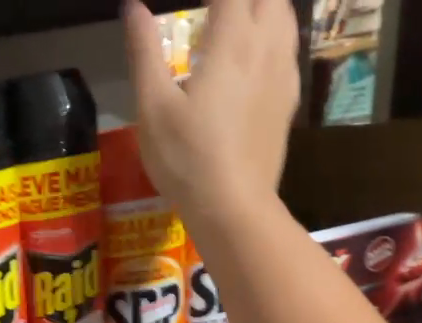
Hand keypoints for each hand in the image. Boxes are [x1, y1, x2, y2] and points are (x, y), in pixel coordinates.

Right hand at [121, 0, 300, 221]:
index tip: (192, 4)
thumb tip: (133, 8)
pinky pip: (288, 47)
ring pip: (284, 14)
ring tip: (235, 19)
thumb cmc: (186, 157)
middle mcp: (265, 44)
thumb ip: (144, 52)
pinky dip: (274, 33)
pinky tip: (256, 53)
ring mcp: (283, 71)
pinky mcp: (288, 98)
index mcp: (231, 39)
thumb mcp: (153, 108)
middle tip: (212, 10)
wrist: (233, 204)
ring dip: (262, 6)